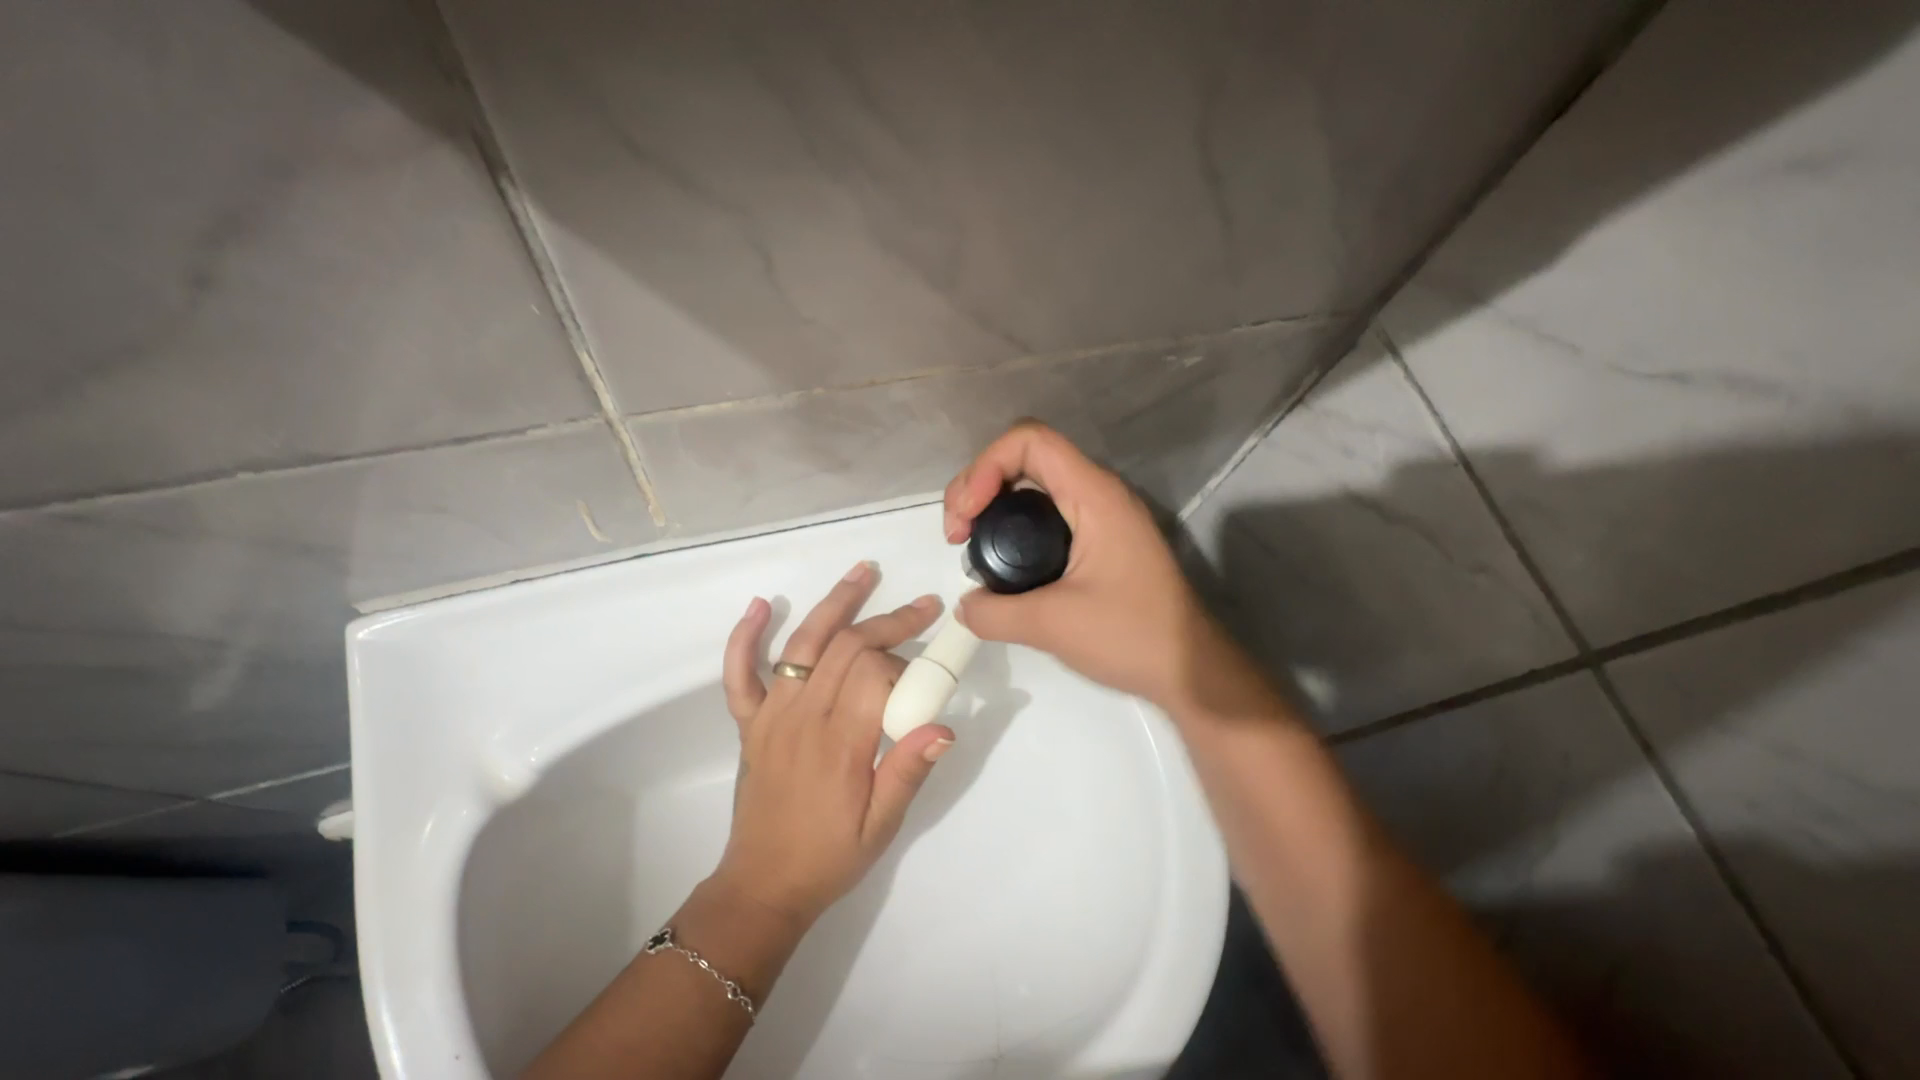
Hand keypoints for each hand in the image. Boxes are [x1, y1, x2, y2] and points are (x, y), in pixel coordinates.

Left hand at [712, 561, 954, 926]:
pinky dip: (745, 638)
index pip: (872, 673)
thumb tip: (945, 725)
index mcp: (839, 743)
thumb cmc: (831, 857)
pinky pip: (740, 674)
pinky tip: (760, 605)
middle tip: (923, 606)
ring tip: (863, 572)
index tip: (927, 674)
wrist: (765, 884)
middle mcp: (801, 718)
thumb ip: (908, 771)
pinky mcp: (750, 724)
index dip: (903, 662)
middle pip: (844, 647)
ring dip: (833, 605)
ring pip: (802, 645)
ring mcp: (770, 716)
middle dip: (887, 620)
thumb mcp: (882, 826)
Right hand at [943, 421, 1233, 711]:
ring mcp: (1103, 518)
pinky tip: (1003, 565)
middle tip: (957, 534)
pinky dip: (1016, 527)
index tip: (967, 517)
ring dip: (995, 506)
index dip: (985, 466)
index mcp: (1094, 495)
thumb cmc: (1131, 636)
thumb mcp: (1052, 625)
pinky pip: (1050, 515)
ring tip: (970, 545)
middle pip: (1026, 458)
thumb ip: (995, 612)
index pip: (1029, 441)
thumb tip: (965, 606)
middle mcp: (1100, 494)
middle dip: (980, 485)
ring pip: (1036, 486)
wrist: (1191, 669)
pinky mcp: (1103, 543)